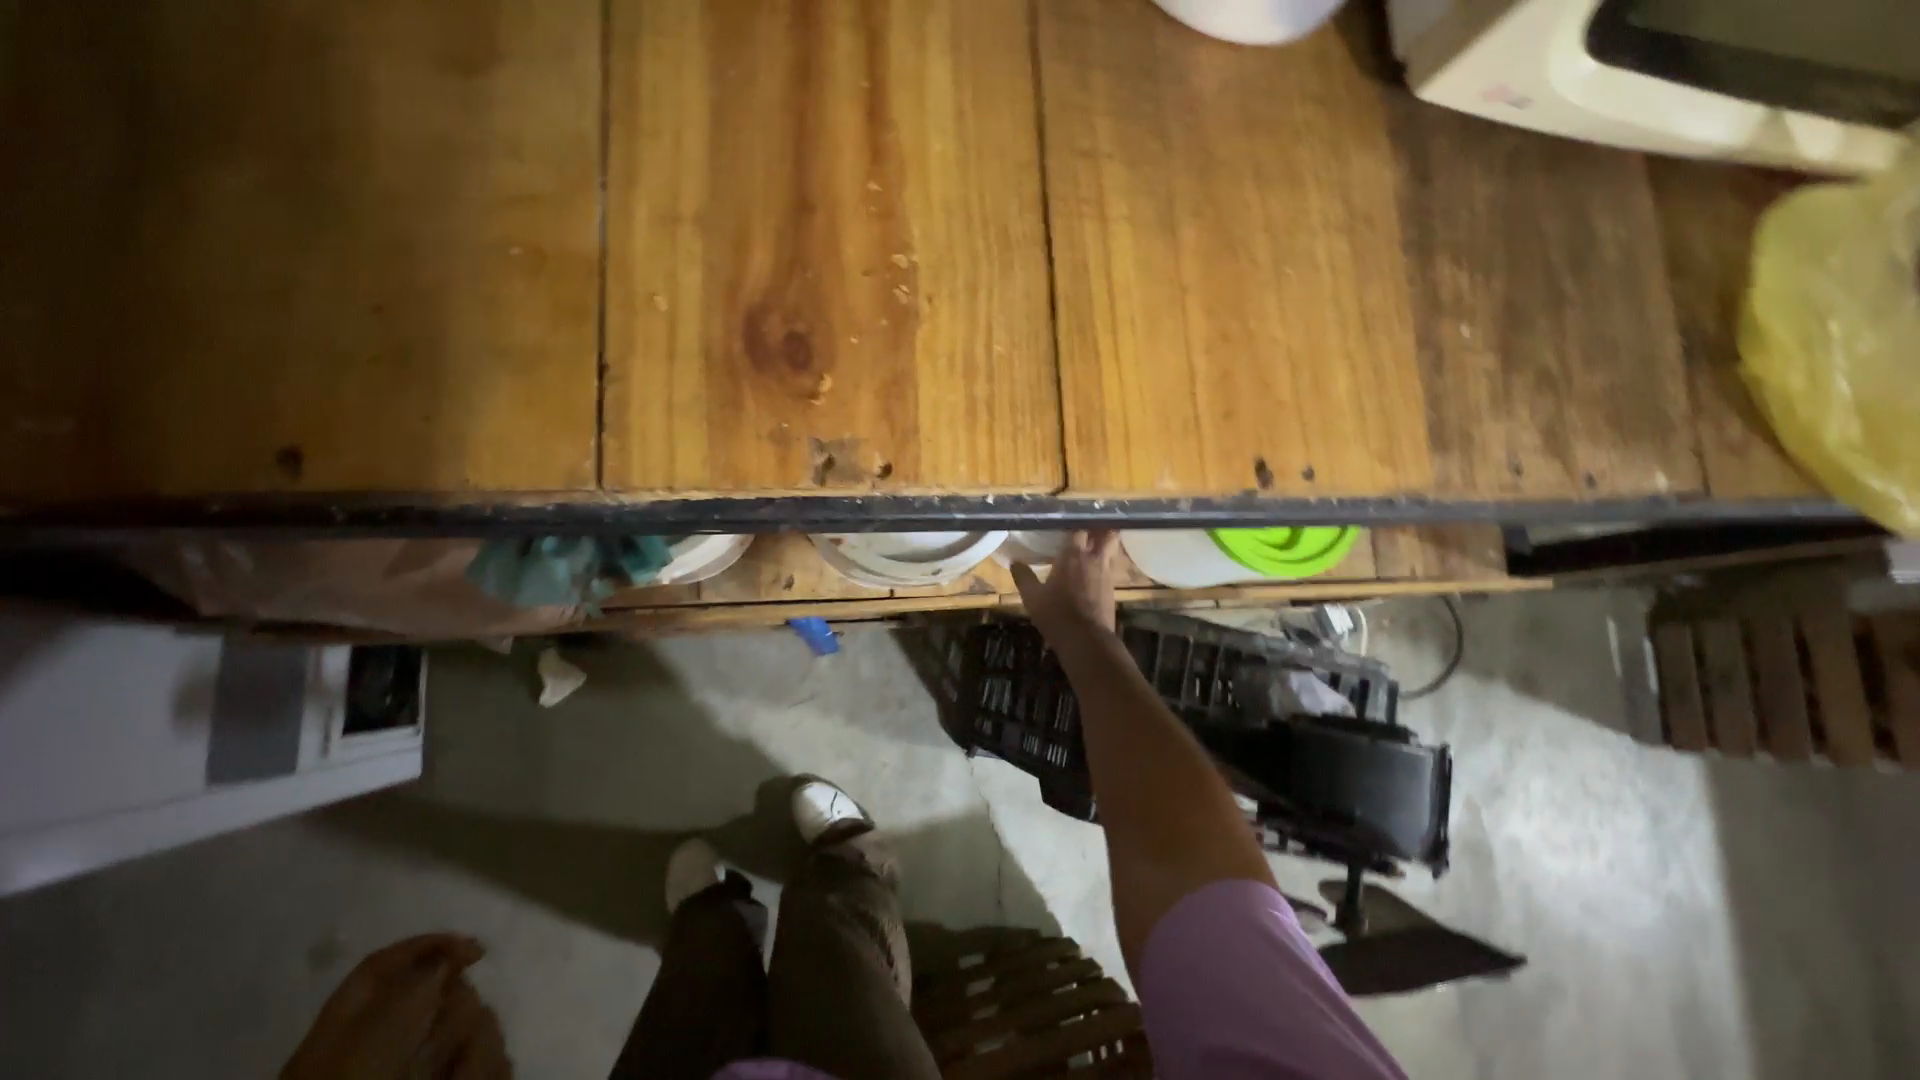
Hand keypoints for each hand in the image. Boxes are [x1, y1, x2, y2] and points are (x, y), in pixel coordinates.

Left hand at [283, 934, 509, 1079]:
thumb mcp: (363, 1054)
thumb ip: (403, 998)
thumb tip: (446, 958)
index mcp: (352, 1026)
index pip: (387, 965)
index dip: (431, 946)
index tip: (475, 952)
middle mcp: (392, 1041)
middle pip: (449, 992)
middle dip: (457, 1020)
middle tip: (433, 1059)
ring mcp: (424, 1069)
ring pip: (480, 1027)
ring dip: (476, 1055)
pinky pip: (495, 1061)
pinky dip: (489, 1072)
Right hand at [1011, 530, 1118, 637]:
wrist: (1086, 640)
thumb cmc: (1056, 614)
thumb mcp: (1032, 597)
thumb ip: (1024, 577)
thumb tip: (1014, 562)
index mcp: (1073, 555)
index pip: (1079, 528)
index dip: (1076, 521)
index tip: (1069, 519)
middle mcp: (1094, 559)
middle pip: (1108, 534)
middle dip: (1102, 527)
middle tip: (1090, 526)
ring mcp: (1106, 574)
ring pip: (1110, 552)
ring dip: (1103, 547)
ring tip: (1090, 548)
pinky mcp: (1112, 590)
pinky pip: (1109, 570)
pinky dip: (1102, 567)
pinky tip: (1091, 575)